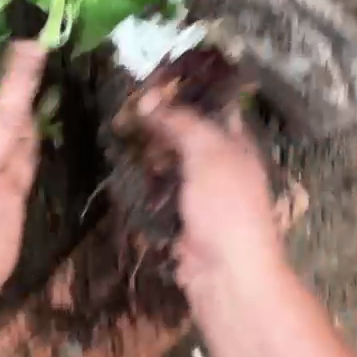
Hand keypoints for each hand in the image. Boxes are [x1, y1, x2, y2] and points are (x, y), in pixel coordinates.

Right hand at [141, 104, 290, 294]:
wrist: (226, 272)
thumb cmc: (227, 206)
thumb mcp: (208, 152)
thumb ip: (181, 122)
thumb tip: (149, 98)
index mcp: (237, 145)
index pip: (212, 108)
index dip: (186, 95)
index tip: (152, 85)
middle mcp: (219, 165)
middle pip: (186, 135)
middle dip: (159, 125)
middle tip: (127, 111)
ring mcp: (199, 193)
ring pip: (169, 164)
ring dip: (147, 154)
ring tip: (119, 137)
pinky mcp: (179, 217)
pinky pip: (158, 193)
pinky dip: (143, 184)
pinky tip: (123, 172)